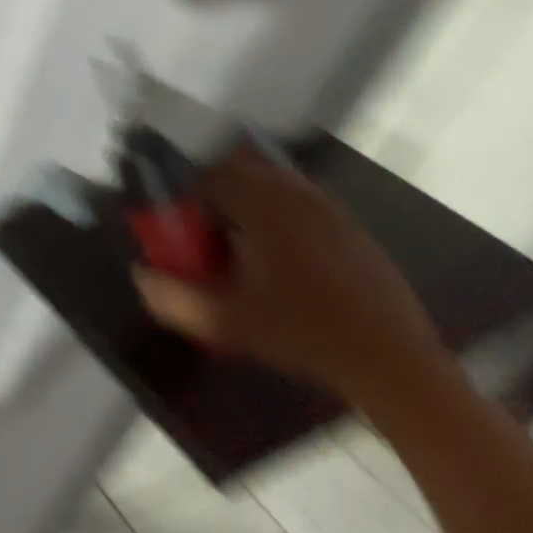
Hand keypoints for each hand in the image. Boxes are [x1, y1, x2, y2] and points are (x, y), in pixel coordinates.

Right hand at [132, 146, 452, 401]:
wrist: (391, 363)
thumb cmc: (301, 334)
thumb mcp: (223, 321)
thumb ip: (172, 296)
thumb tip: (140, 274)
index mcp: (265, 209)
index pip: (214, 175)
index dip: (190, 195)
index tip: (184, 225)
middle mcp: (300, 199)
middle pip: (249, 168)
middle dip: (221, 189)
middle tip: (209, 227)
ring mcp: (335, 214)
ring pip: (282, 184)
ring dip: (255, 201)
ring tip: (245, 243)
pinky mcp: (358, 234)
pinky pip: (309, 205)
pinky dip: (286, 216)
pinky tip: (286, 259)